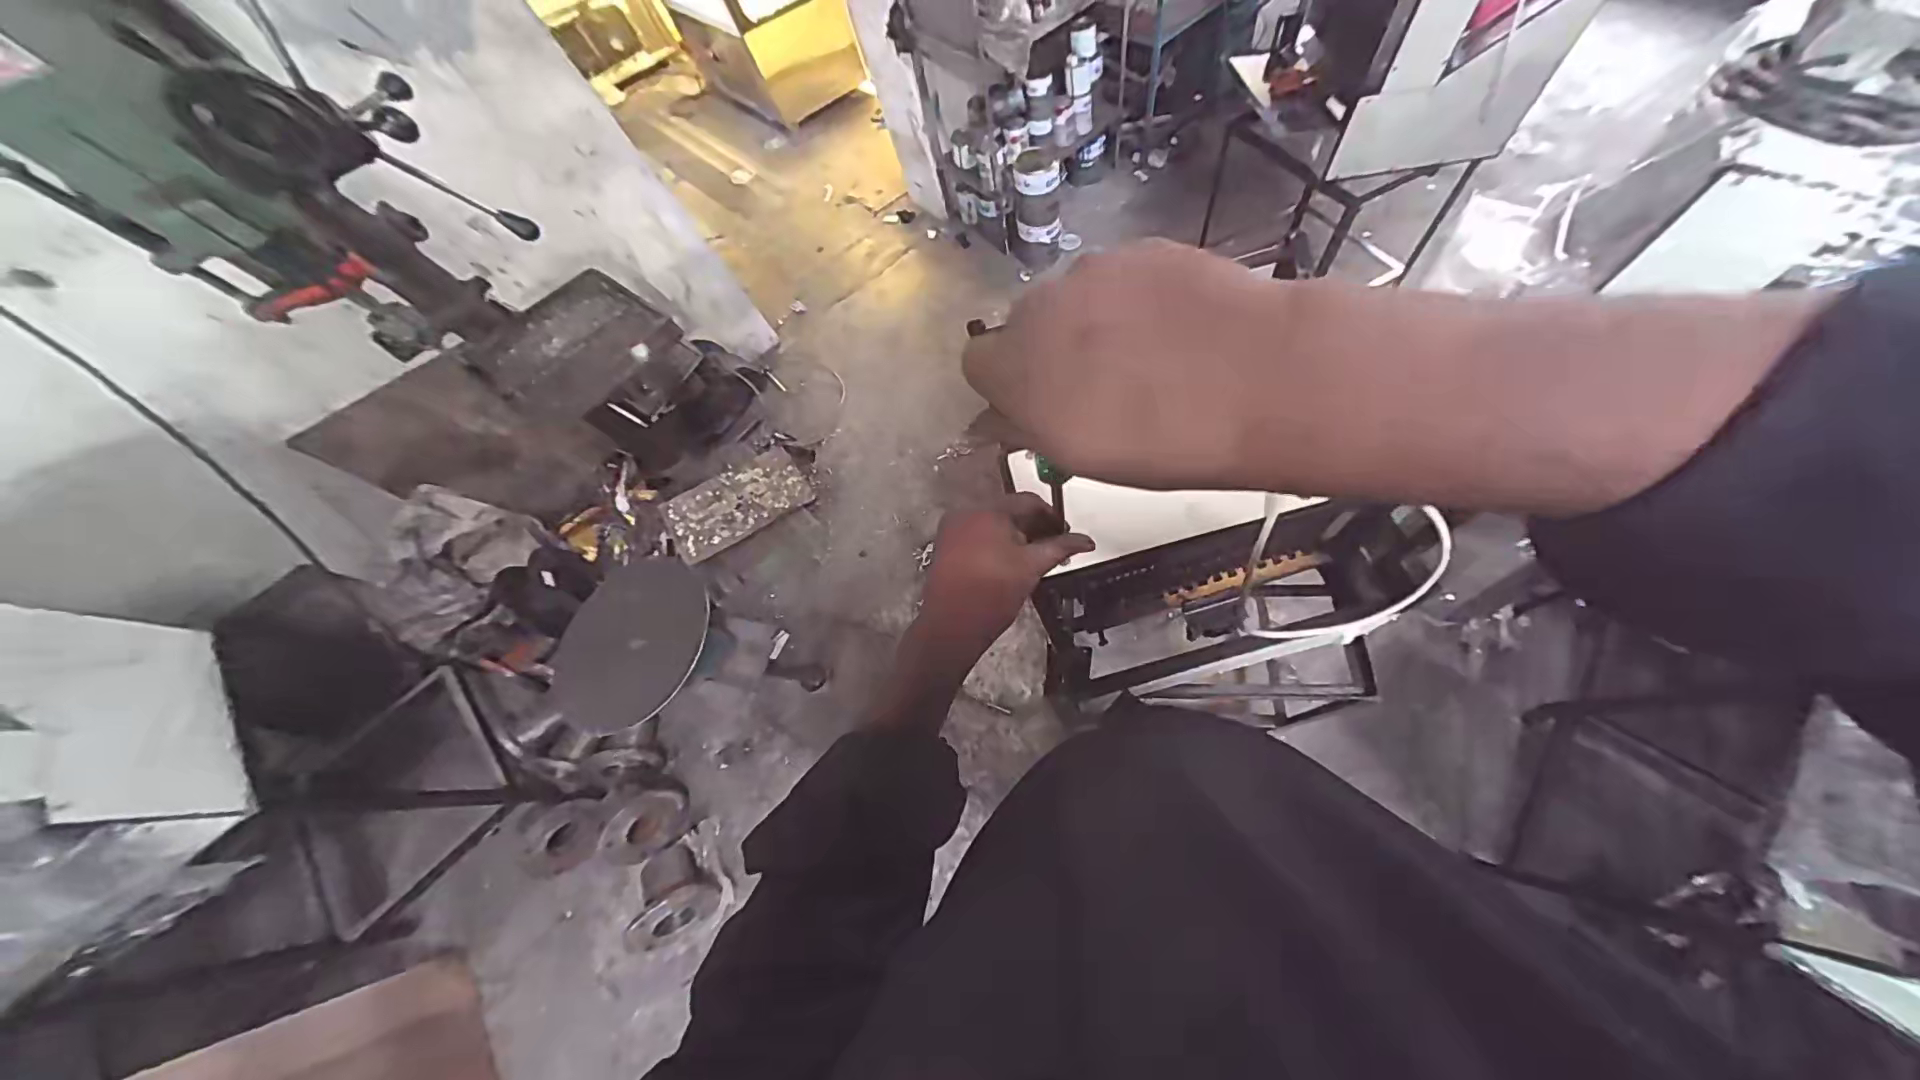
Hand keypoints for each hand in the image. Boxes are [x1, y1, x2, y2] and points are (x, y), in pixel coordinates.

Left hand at [918, 494, 1093, 659]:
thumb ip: (1060, 548)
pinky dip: (996, 544)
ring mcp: (952, 530)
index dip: (1052, 516)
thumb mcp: (1032, 567)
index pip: (1028, 501)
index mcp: (987, 511)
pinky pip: (978, 536)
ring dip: (1016, 537)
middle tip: (1054, 546)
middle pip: (1009, 511)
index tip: (1065, 532)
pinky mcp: (946, 547)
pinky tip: (1010, 564)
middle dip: (1034, 528)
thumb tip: (1085, 541)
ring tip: (1034, 558)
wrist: (952, 625)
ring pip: (993, 524)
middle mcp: (966, 513)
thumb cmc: (991, 594)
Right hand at [963, 239, 1279, 490]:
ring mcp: (1093, 270)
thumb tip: (995, 419)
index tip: (1037, 404)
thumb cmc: (1160, 441)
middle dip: (1046, 350)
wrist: (1258, 378)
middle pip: (1024, 324)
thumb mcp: (1080, 456)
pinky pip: (1117, 276)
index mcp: (1015, 366)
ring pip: (1071, 297)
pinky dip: (1131, 299)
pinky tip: (1174, 326)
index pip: (978, 363)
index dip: (1004, 384)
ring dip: (1088, 321)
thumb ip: (1025, 429)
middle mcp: (1040, 307)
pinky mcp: (1142, 248)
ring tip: (1145, 353)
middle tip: (1096, 382)